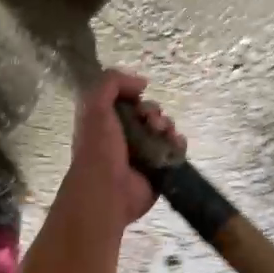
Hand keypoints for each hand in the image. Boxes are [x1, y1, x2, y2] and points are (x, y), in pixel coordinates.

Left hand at [65, 69, 184, 228]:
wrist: (108, 190)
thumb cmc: (99, 147)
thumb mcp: (95, 105)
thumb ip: (112, 82)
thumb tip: (142, 82)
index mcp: (107, 123)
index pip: (129, 103)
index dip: (137, 98)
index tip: (138, 101)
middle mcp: (125, 138)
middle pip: (150, 115)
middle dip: (154, 113)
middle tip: (151, 123)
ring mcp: (144, 155)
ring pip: (164, 131)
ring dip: (168, 127)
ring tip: (163, 134)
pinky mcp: (160, 170)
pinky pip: (176, 151)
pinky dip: (178, 144)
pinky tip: (175, 144)